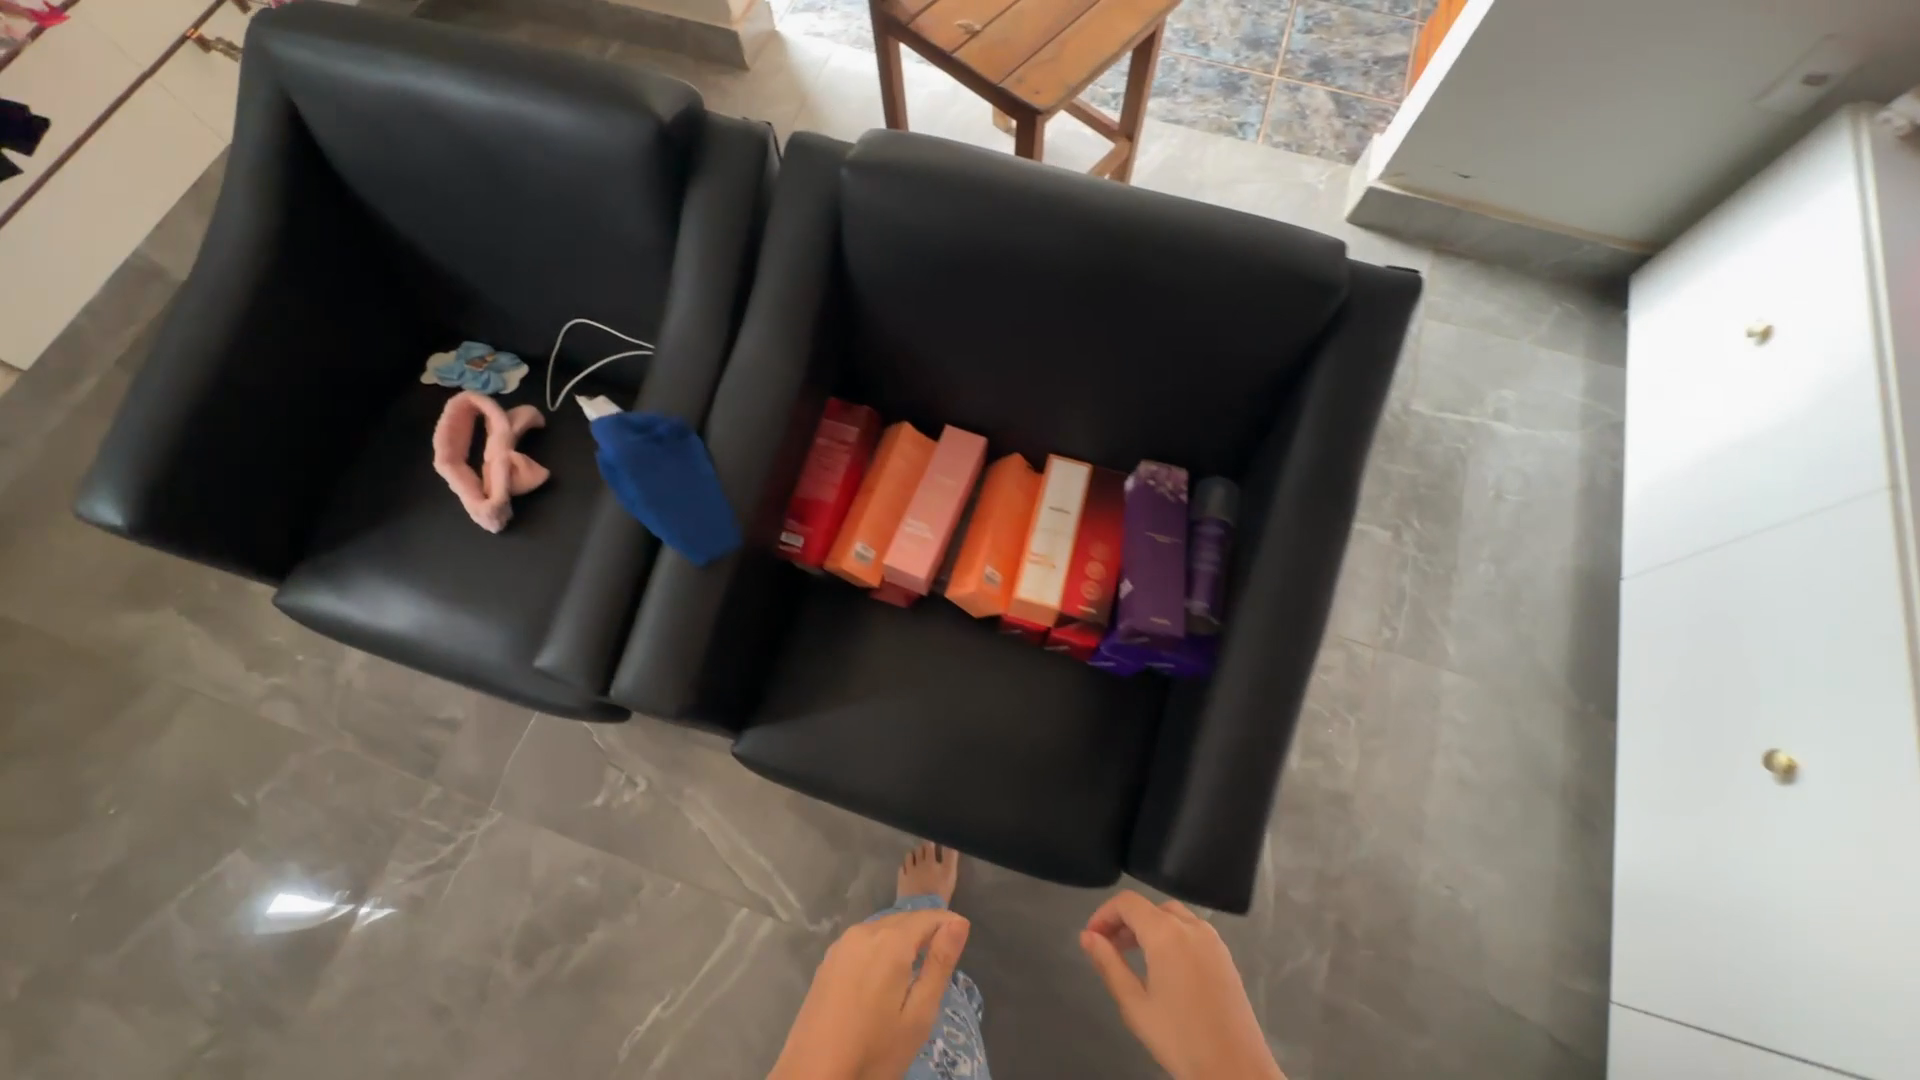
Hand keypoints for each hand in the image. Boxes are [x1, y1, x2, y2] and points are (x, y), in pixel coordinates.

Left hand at [768, 908, 970, 1079]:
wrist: (812, 1076)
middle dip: (927, 932)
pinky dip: (881, 949)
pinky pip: (865, 941)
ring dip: (904, 940)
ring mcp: (842, 944)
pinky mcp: (828, 959)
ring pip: (884, 929)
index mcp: (890, 942)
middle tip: (941, 964)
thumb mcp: (918, 1015)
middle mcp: (864, 932)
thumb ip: (940, 964)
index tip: (961, 944)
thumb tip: (959, 923)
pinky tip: (884, 978)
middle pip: (905, 920)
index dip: (949, 925)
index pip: (929, 917)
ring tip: (917, 971)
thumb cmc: (874, 1051)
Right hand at [1080, 890, 1284, 1079]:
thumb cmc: (1179, 1039)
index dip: (1104, 914)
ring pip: (1172, 916)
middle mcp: (1192, 927)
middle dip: (1124, 921)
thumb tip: (1087, 936)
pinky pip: (1192, 931)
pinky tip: (1164, 966)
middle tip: (1107, 948)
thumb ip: (1108, 964)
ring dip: (1148, 926)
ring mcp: (1213, 940)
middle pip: (1150, 907)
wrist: (1236, 1071)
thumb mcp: (1134, 1004)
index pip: (1128, 903)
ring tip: (1132, 956)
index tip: (1091, 938)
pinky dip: (1171, 935)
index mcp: (1166, 934)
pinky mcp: (1225, 956)